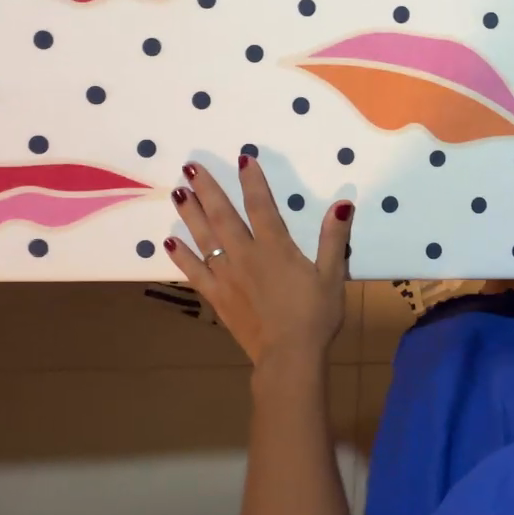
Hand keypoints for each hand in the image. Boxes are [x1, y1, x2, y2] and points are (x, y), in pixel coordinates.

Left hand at [165, 157, 352, 367]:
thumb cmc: (316, 314)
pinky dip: (181, 255)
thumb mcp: (333, 274)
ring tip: (177, 192)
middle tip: (189, 166)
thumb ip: (334, 238)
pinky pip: (193, 271)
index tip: (242, 159)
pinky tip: (170, 241)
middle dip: (207, 189)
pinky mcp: (216, 296)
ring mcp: (226, 276)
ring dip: (189, 213)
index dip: (252, 181)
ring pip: (203, 238)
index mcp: (276, 248)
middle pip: (222, 216)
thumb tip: (343, 203)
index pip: (261, 206)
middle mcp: (245, 256)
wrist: (289, 355)